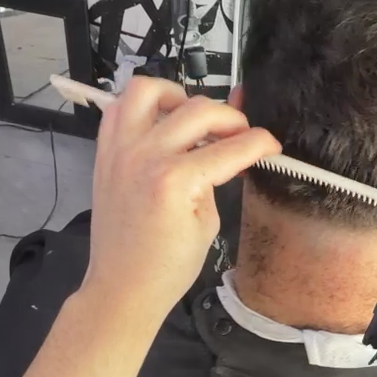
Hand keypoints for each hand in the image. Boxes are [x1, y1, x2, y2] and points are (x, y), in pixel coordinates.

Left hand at [80, 76, 279, 320]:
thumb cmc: (166, 268)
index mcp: (176, 181)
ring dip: (179, 96)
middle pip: (199, 110)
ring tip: (193, 118)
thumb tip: (223, 152)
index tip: (272, 146)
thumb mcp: (207, 225)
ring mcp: (120, 150)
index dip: (261, 144)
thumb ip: (214, 179)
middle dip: (231, 119)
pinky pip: (119, 107)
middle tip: (241, 135)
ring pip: (149, 90)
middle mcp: (146, 156)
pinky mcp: (105, 153)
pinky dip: (143, 106)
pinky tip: (161, 124)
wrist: (122, 286)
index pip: (231, 148)